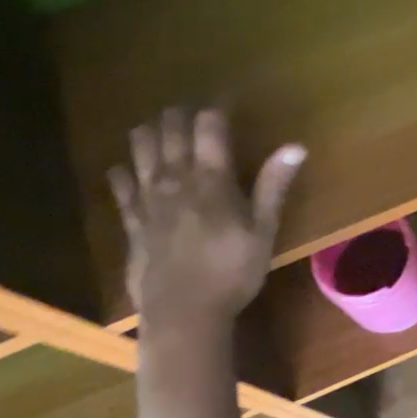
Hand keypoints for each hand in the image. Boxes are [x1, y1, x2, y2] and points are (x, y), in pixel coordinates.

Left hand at [108, 107, 305, 332]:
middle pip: (171, 131)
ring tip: (157, 128)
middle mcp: (176, 179)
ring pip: (142, 150)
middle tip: (189, 110)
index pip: (209, 127)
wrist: (183, 314)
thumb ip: (273, 186)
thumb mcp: (263, 231)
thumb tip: (296, 147)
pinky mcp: (131, 221)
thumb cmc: (232, 273)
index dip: (216, 110)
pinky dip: (122, 172)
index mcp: (212, 179)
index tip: (224, 103)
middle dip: (180, 114)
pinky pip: (120, 187)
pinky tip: (124, 170)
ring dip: (149, 133)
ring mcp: (149, 199)